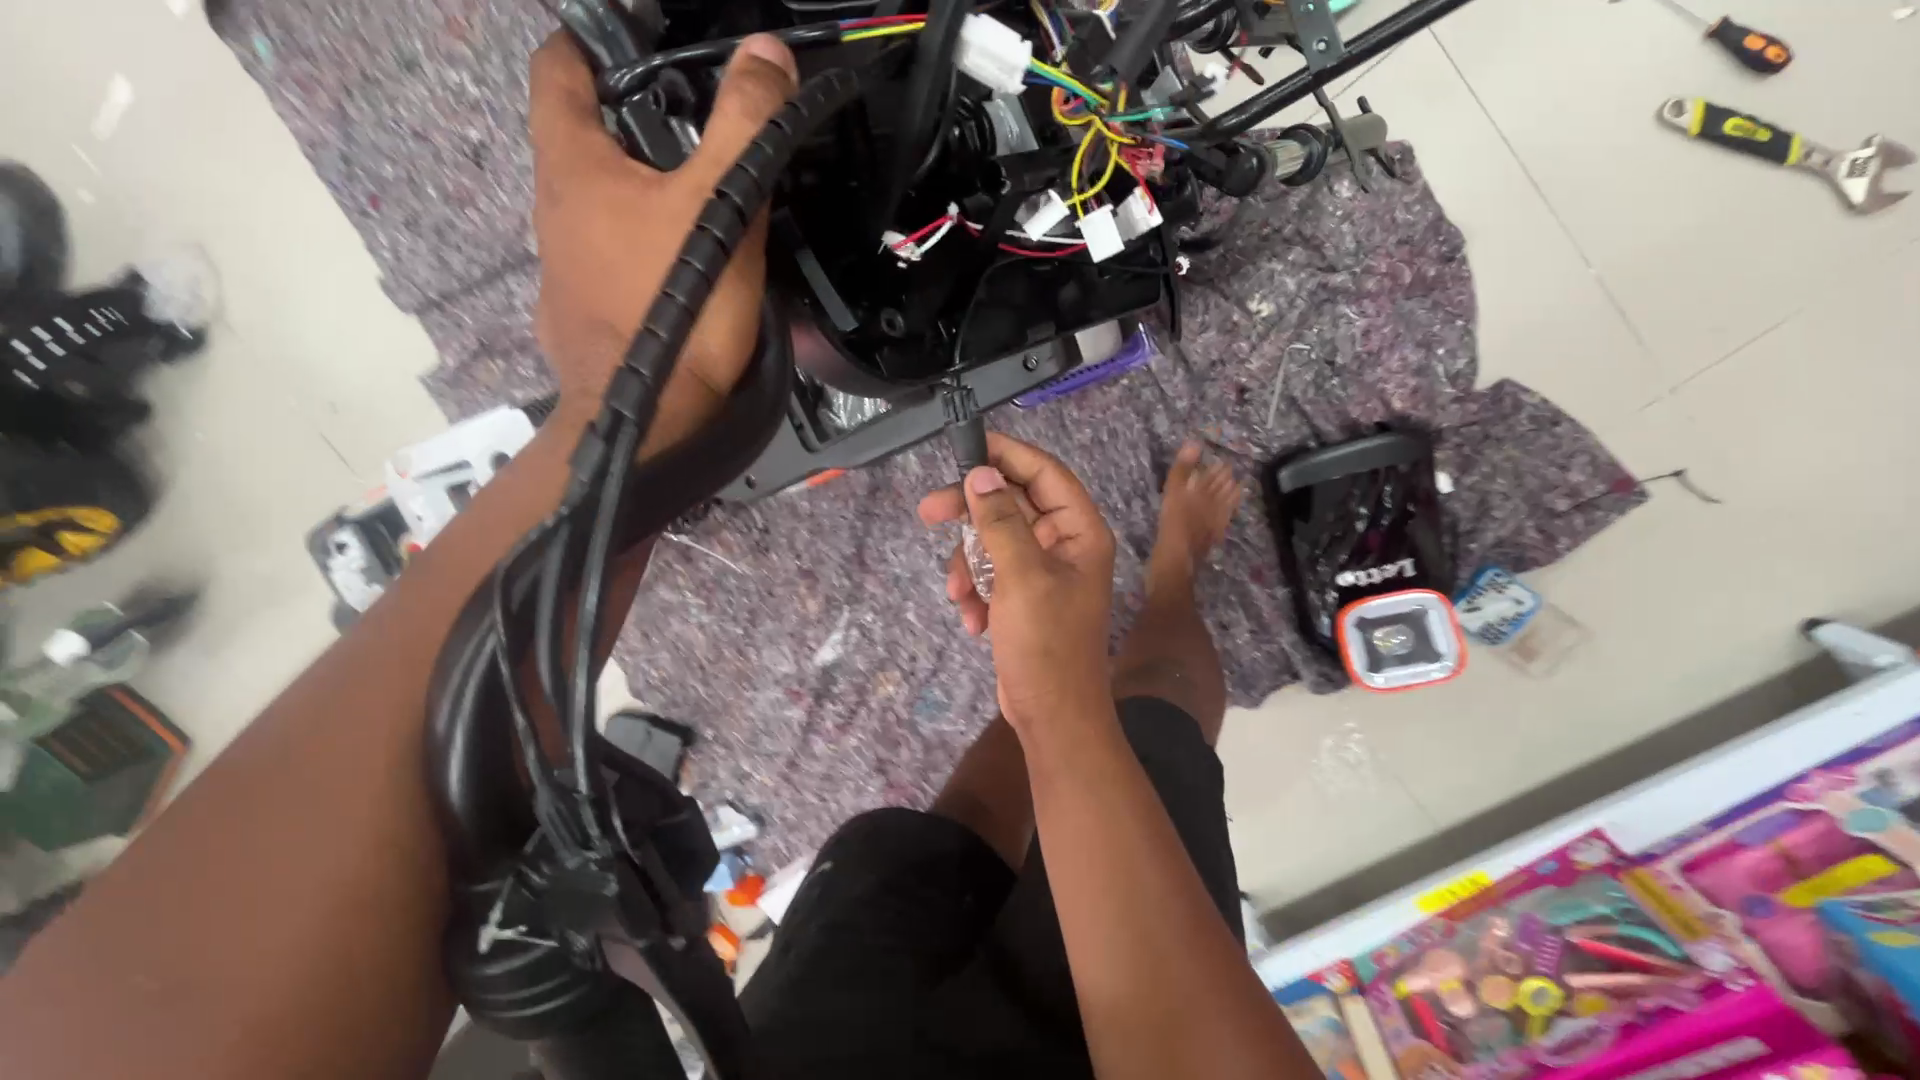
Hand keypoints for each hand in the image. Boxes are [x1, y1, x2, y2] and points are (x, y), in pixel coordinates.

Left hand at [528, 32, 797, 444]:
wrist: (646, 418)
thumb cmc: (675, 303)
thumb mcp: (721, 204)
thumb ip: (745, 124)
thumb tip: (765, 51)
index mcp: (573, 165)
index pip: (557, 69)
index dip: (590, 44)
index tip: (636, 47)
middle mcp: (554, 206)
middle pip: (582, 138)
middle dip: (633, 123)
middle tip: (700, 129)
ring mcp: (562, 264)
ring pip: (600, 203)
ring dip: (641, 189)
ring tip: (705, 202)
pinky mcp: (582, 310)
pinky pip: (610, 255)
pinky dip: (640, 244)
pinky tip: (684, 268)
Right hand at [918, 435, 1117, 733]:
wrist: (1052, 714)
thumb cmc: (1046, 643)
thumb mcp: (1021, 576)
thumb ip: (999, 521)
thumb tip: (980, 473)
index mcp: (1079, 531)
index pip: (1045, 473)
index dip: (1006, 455)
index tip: (965, 448)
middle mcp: (1064, 544)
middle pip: (1011, 504)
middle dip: (970, 516)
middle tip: (929, 512)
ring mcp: (1042, 571)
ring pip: (993, 541)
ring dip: (969, 565)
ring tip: (960, 596)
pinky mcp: (1023, 596)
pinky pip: (991, 574)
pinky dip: (976, 592)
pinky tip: (972, 620)